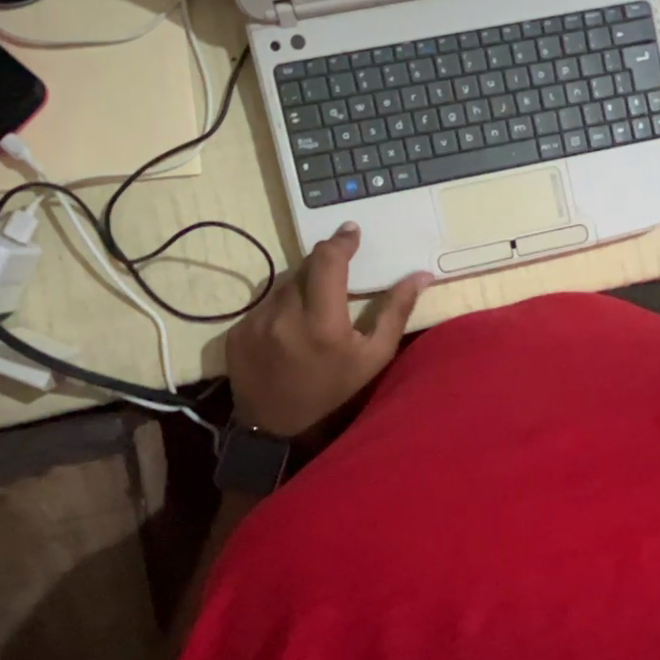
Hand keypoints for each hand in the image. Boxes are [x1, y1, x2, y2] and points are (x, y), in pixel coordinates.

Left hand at [222, 222, 431, 436]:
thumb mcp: (374, 358)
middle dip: (324, 267)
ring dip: (302, 288)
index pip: (328, 262)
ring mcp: (256, 322)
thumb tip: (421, 274)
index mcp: (323, 324)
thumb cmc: (333, 392)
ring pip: (284, 285)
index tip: (351, 232)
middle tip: (338, 277)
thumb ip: (396, 312)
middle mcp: (285, 317)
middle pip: (305, 268)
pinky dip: (281, 307)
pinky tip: (289, 331)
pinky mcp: (238, 330)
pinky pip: (265, 304)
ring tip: (314, 312)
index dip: (341, 242)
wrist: (275, 427)